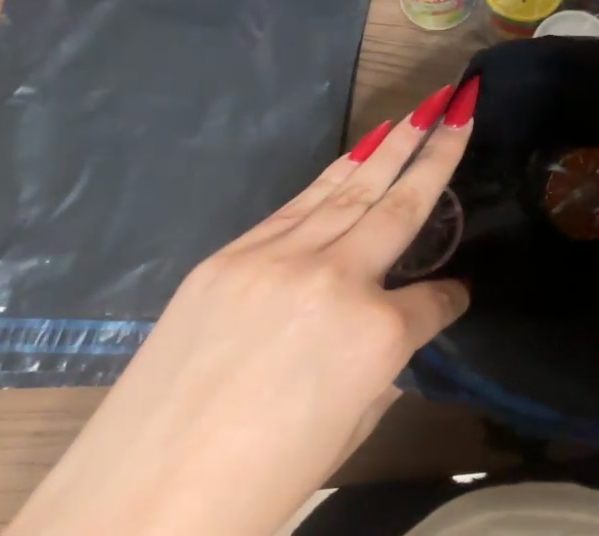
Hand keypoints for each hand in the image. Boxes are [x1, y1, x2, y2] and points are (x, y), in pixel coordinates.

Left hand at [6, 79, 479, 535]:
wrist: (134, 507)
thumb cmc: (259, 487)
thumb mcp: (351, 428)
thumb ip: (385, 361)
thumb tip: (394, 323)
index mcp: (378, 336)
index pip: (436, 298)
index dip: (451, 297)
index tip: (458, 295)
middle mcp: (335, 279)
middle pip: (400, 205)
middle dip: (438, 150)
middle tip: (463, 103)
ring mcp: (277, 259)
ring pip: (349, 189)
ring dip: (392, 145)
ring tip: (423, 110)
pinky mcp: (230, 256)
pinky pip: (299, 205)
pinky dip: (337, 174)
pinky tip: (362, 151)